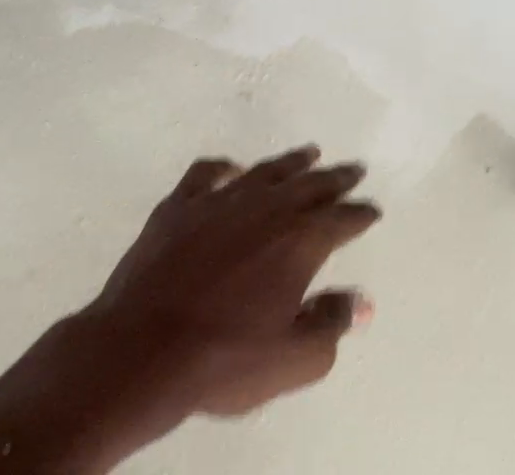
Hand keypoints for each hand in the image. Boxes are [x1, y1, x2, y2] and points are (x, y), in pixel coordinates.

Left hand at [81, 146, 380, 418]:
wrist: (142, 349)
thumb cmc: (225, 360)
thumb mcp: (296, 358)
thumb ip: (333, 323)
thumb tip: (360, 301)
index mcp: (297, 242)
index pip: (340, 220)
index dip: (359, 214)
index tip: (371, 209)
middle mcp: (263, 210)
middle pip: (308, 185)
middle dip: (334, 178)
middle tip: (352, 169)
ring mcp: (216, 202)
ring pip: (262, 173)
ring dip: (289, 163)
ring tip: (308, 154)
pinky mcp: (177, 206)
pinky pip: (206, 174)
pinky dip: (223, 168)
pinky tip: (231, 169)